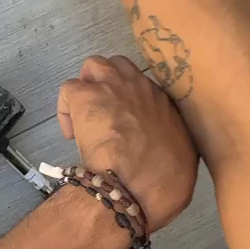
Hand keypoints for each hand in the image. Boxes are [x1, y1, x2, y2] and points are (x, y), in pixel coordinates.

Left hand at [57, 55, 198, 231]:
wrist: (139, 183)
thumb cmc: (165, 180)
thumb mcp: (184, 159)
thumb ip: (175, 147)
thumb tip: (169, 155)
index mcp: (163, 102)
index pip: (142, 87)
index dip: (129, 103)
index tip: (124, 126)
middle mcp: (139, 87)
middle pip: (120, 66)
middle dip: (107, 84)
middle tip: (101, 113)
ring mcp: (111, 86)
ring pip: (94, 66)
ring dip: (87, 88)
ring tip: (84, 116)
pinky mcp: (85, 95)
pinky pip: (67, 89)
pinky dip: (65, 110)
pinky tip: (71, 134)